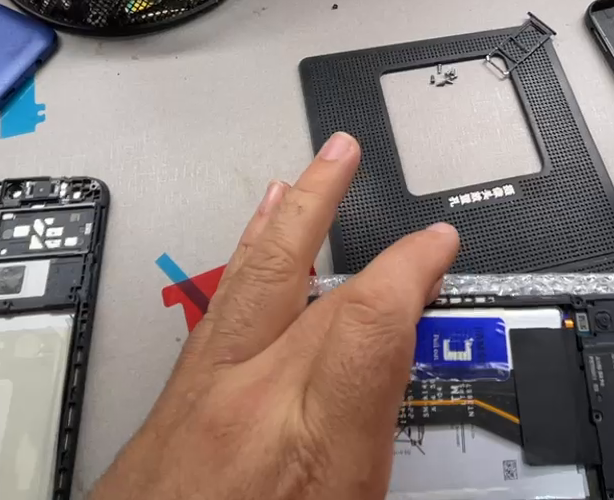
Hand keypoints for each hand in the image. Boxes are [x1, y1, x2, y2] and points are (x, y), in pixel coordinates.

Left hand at [92, 132, 459, 499]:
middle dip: (333, 208)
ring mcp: (202, 400)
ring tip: (308, 172)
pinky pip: (217, 308)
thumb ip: (376, 451)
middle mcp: (249, 413)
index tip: (438, 244)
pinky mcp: (174, 404)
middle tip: (349, 156)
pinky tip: (256, 233)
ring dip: (286, 216)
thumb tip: (407, 408)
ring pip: (251, 281)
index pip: (367, 325)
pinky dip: (245, 257)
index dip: (412, 268)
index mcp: (308, 456)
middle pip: (304, 286)